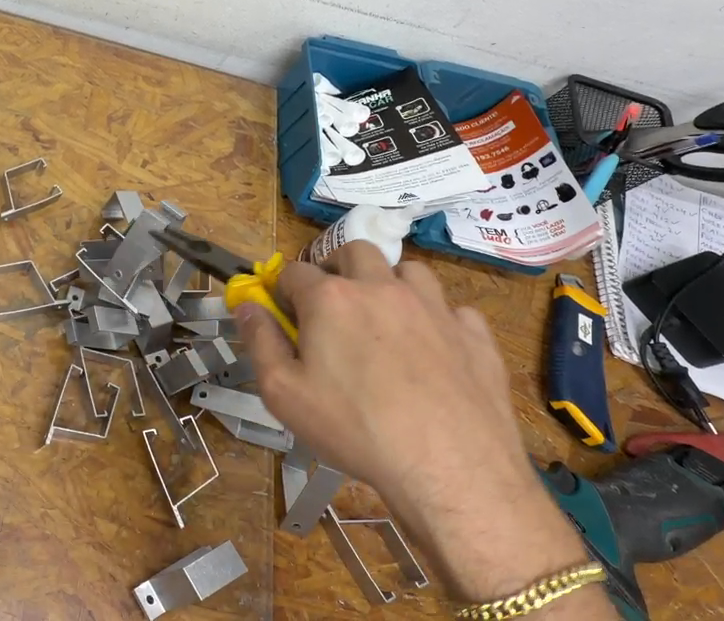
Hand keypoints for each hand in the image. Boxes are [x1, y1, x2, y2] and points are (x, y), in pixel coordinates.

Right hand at [237, 242, 595, 602]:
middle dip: (338, 268)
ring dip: (391, 283)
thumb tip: (246, 305)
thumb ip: (259, 341)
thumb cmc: (355, 430)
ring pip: (409, 270)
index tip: (287, 318)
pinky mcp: (476, 337)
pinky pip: (454, 310)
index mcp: (330, 299)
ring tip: (384, 319)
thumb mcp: (282, 393)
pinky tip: (433, 350)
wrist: (452, 472)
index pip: (294, 271)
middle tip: (333, 306)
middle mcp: (382, 289)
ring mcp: (435, 310)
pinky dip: (438, 320)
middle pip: (355, 251)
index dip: (284, 292)